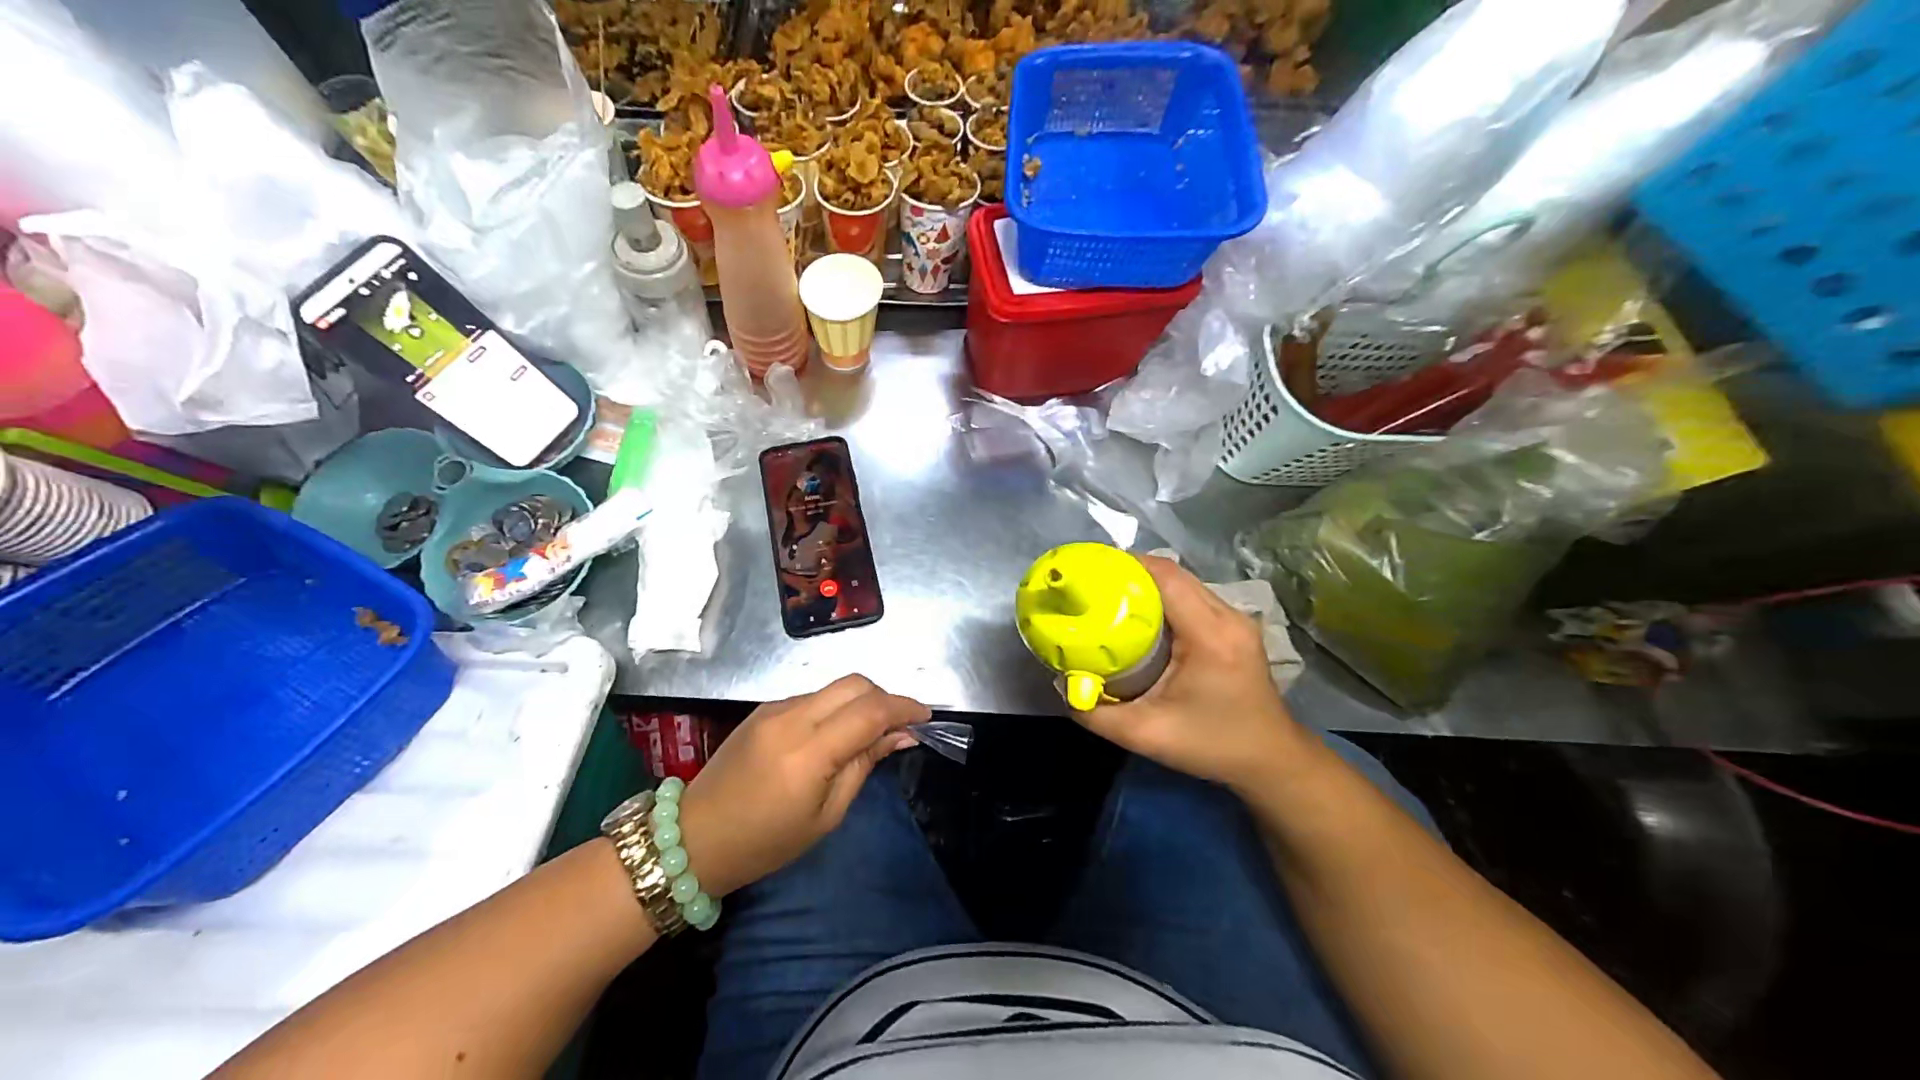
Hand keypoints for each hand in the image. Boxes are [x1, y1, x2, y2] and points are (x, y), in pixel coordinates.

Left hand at [676, 675, 928, 896]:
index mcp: (808, 751)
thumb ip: (864, 765)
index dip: (904, 708)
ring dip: (860, 702)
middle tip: (899, 726)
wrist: (695, 837)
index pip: (870, 711)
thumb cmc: (766, 842)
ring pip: (834, 688)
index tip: (926, 717)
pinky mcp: (763, 709)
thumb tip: (901, 735)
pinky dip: (835, 708)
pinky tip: (835, 735)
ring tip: (870, 733)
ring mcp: (774, 709)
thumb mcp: (826, 815)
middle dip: (885, 698)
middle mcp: (791, 717)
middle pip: (855, 684)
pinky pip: (812, 697)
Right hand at [1071, 556, 1306, 794]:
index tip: (1088, 572)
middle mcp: (1227, 616)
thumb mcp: (1148, 735)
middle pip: (1174, 574)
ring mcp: (1234, 619)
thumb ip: (1098, 714)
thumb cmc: (1214, 746)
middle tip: (1090, 586)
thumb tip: (1062, 685)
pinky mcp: (1233, 627)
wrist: (1272, 761)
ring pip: (1183, 583)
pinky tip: (1138, 615)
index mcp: (1210, 634)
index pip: (1166, 578)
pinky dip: (1162, 598)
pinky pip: (1191, 597)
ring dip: (1146, 585)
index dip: (1126, 566)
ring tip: (1108, 597)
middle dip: (1130, 573)